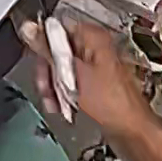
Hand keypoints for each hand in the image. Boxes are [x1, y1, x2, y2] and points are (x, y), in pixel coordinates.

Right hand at [21, 19, 157, 138]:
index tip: (38, 61)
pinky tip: (63, 106)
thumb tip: (29, 29)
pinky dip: (63, 94)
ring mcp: (93, 64)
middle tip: (47, 87)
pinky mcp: (93, 82)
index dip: (43, 45)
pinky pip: (69, 81)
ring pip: (60, 68)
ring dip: (53, 86)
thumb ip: (48, 51)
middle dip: (48, 72)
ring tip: (56, 102)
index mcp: (91, 35)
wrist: (132, 132)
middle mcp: (93, 46)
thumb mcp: (72, 74)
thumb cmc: (112, 102)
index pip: (55, 28)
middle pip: (56, 50)